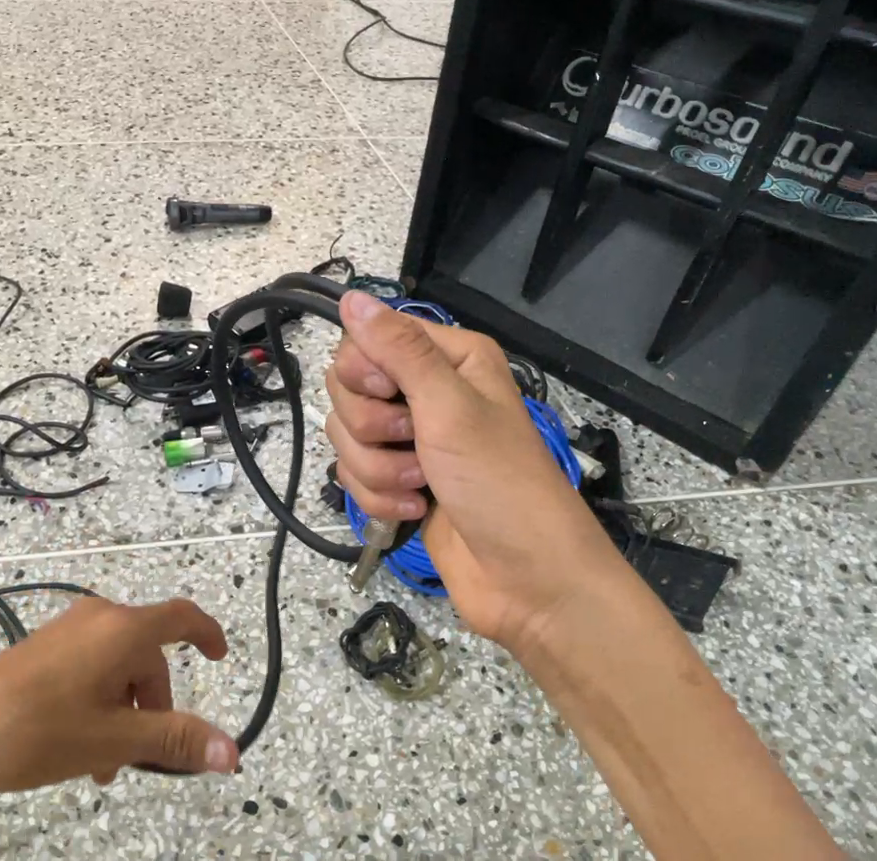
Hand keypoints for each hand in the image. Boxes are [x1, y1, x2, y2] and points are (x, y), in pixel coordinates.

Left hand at [0, 597, 237, 860]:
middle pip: (147, 655)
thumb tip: (232, 752)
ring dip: (123, 711)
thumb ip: (174, 740)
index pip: (181, 618)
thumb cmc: (42, 730)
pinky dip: (99, 703)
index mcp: (123, 629)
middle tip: (138, 758)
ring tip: (102, 765)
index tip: (220, 658)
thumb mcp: (115, 739)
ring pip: (117, 667)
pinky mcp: (43, 647)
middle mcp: (98, 618)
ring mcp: (67, 630)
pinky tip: (78, 745)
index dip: (207, 633)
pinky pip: (89, 667)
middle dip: (152, 705)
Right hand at [324, 292, 616, 651]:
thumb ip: (397, 350)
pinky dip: (380, 496)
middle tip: (414, 443)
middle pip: (349, 388)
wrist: (528, 579)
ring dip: (379, 469)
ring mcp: (411, 438)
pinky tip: (416, 509)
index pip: (368, 339)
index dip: (365, 371)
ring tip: (422, 486)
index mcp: (449, 358)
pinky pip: (355, 474)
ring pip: (348, 435)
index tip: (388, 396)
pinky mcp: (399, 480)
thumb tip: (351, 296)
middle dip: (372, 427)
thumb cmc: (499, 483)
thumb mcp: (450, 407)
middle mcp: (427, 390)